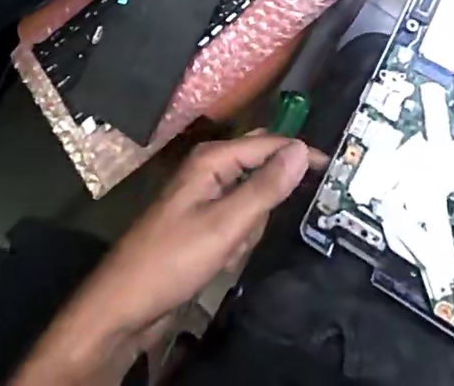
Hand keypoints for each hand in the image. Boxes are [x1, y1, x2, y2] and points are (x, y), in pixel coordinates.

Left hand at [9, 134, 321, 385]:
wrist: (121, 308)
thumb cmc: (171, 260)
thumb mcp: (227, 224)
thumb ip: (267, 186)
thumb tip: (301, 150)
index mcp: (213, 158)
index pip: (270, 144)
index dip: (301, 154)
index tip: (332, 168)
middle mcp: (209, 168)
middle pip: (260, 167)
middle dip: (269, 197)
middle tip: (273, 220)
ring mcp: (204, 194)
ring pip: (251, 198)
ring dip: (250, 225)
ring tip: (231, 249)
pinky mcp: (202, 220)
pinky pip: (237, 219)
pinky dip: (238, 239)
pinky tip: (222, 258)